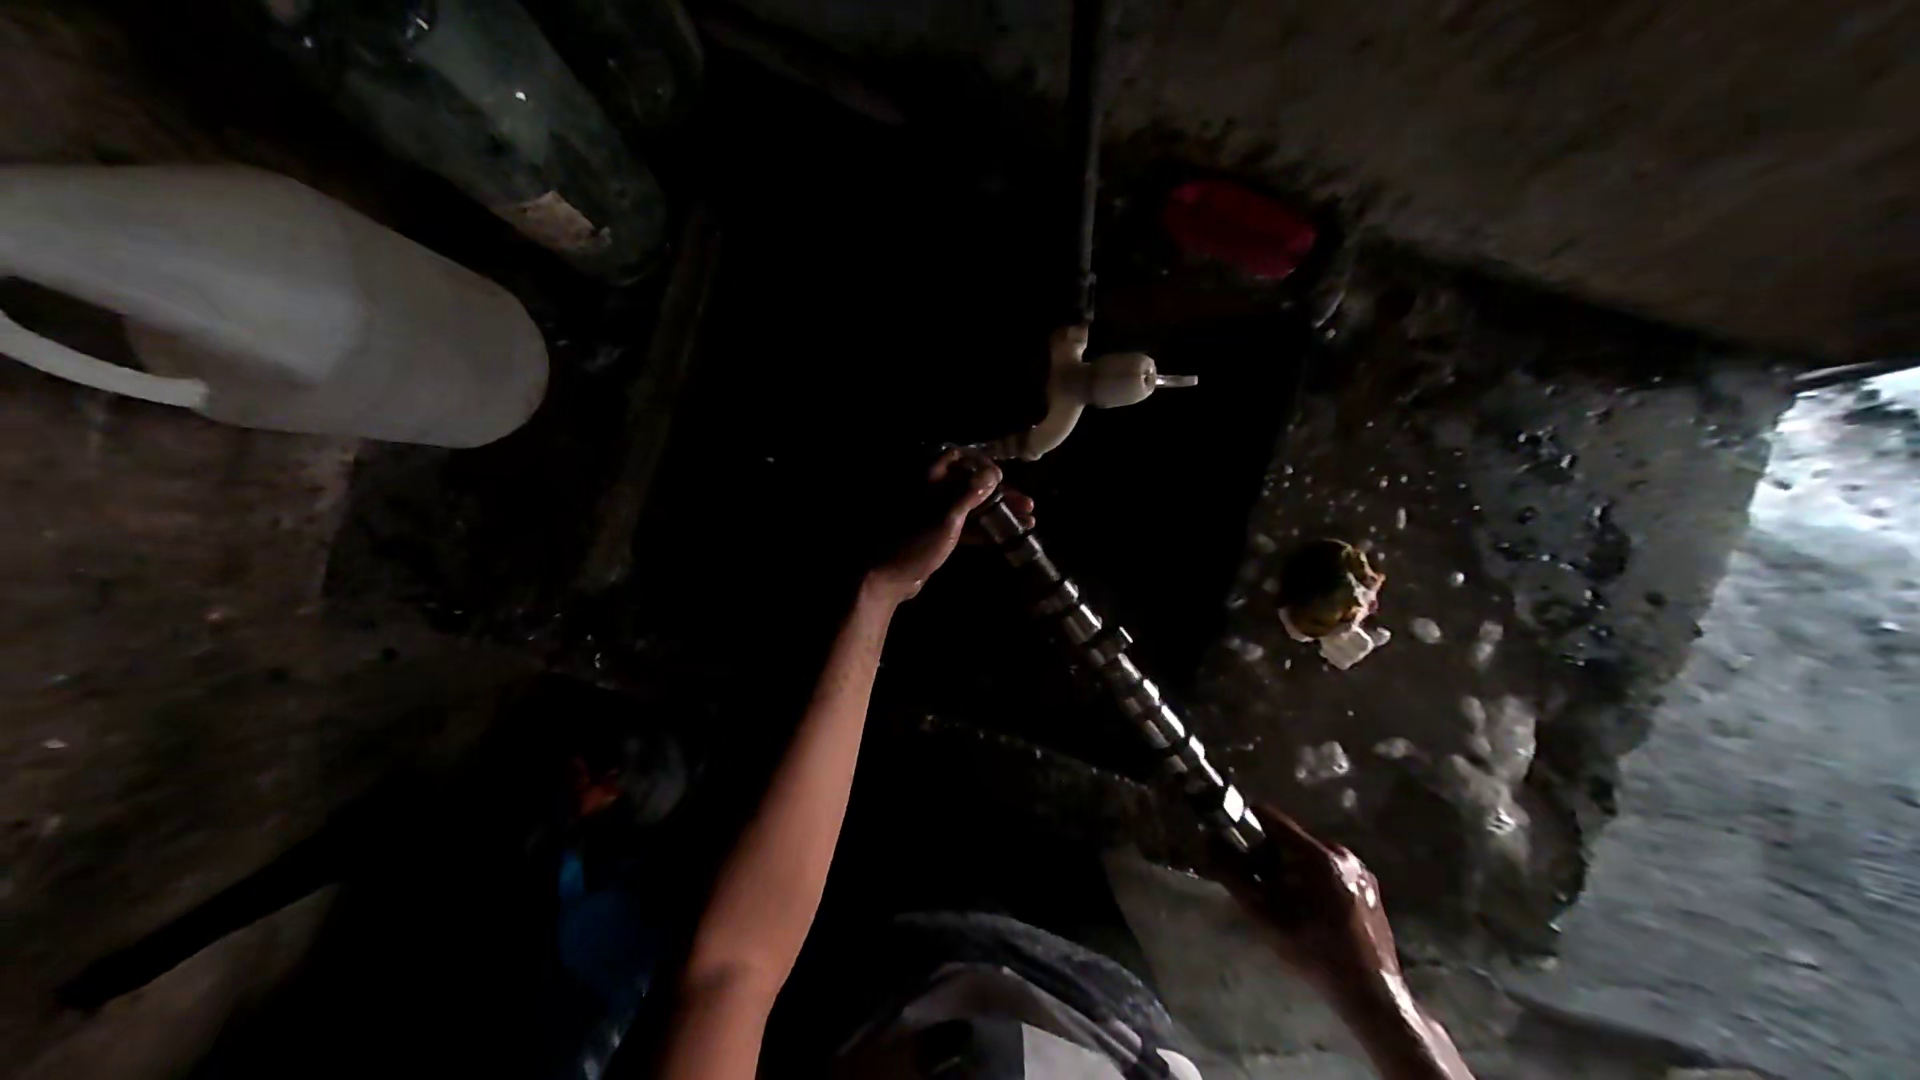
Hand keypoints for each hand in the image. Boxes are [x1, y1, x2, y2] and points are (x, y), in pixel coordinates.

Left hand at [864, 448, 1019, 604]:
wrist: (893, 575)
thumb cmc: (918, 541)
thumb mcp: (948, 515)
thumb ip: (971, 492)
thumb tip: (993, 472)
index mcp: (930, 479)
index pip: (957, 457)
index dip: (981, 463)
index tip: (1002, 475)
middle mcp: (933, 491)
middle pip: (971, 484)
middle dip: (1000, 493)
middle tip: (1026, 503)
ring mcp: (937, 513)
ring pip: (973, 506)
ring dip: (998, 512)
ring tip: (1027, 519)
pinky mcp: (940, 533)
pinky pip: (968, 525)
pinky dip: (987, 528)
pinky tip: (1009, 535)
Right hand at [1227, 804, 1400, 1001]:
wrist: (1370, 993)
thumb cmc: (1312, 952)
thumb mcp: (1263, 914)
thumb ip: (1231, 874)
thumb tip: (1206, 843)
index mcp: (1315, 854)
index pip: (1269, 816)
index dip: (1244, 823)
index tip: (1229, 838)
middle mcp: (1340, 852)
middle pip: (1289, 835)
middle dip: (1268, 851)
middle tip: (1256, 879)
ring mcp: (1358, 868)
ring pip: (1309, 851)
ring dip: (1290, 864)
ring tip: (1283, 897)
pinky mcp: (1368, 884)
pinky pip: (1328, 866)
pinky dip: (1312, 876)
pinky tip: (1309, 907)